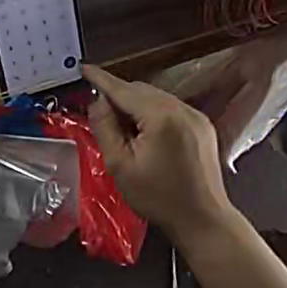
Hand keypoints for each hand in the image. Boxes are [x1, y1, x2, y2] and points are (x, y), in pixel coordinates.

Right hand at [83, 64, 235, 240]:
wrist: (202, 219)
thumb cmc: (156, 197)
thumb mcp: (119, 165)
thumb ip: (105, 128)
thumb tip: (97, 102)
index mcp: (161, 117)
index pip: (124, 90)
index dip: (102, 79)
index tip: (84, 68)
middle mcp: (182, 109)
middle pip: (141, 90)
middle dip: (118, 95)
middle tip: (98, 110)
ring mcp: (196, 117)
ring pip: (156, 98)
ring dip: (135, 105)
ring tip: (119, 126)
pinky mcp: (202, 127)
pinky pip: (170, 109)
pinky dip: (152, 112)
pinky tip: (143, 131)